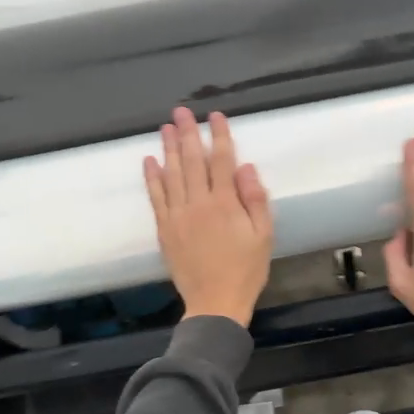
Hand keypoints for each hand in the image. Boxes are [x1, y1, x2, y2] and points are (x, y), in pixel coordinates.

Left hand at [144, 108, 272, 325]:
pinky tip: (150, 161)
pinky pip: (156, 197)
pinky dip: (152, 178)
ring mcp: (178, 216)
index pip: (222, 161)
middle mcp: (198, 204)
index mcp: (225, 204)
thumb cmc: (246, 270)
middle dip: (188, 134)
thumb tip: (246, 168)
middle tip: (181, 111)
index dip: (219, 136)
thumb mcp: (264, 236)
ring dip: (169, 149)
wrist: (215, 302)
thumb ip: (256, 200)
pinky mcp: (165, 229)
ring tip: (166, 127)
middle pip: (192, 161)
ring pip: (172, 175)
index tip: (215, 116)